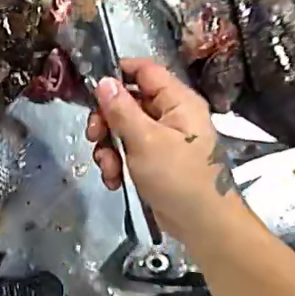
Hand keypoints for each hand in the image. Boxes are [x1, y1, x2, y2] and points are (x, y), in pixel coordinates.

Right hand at [85, 58, 249, 243]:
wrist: (202, 224)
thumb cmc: (178, 178)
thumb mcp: (145, 141)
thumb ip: (122, 109)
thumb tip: (103, 81)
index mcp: (178, 102)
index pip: (145, 71)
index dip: (118, 74)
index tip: (92, 89)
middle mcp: (171, 115)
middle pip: (129, 102)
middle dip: (107, 121)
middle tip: (94, 137)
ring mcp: (163, 140)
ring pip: (124, 130)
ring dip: (109, 148)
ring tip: (109, 168)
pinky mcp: (156, 161)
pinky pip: (129, 152)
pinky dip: (118, 164)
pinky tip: (115, 181)